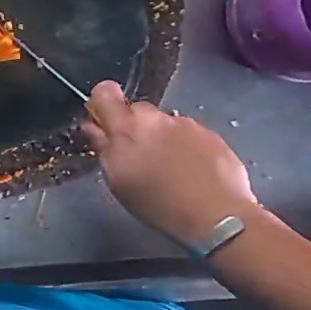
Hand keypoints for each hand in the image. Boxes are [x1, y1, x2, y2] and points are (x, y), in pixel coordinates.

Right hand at [80, 81, 257, 241]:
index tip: (104, 120)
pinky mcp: (212, 135)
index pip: (105, 93)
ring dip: (161, 138)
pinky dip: (185, 147)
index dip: (102, 101)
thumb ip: (103, 148)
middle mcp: (157, 118)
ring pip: (164, 124)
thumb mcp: (118, 181)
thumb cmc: (157, 203)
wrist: (218, 216)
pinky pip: (189, 134)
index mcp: (126, 128)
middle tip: (139, 156)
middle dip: (134, 127)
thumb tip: (92, 127)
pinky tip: (191, 172)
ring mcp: (187, 125)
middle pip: (137, 110)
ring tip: (170, 169)